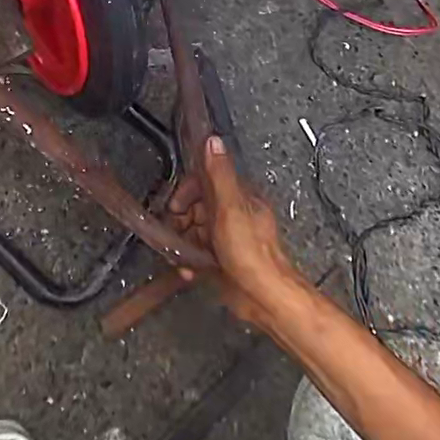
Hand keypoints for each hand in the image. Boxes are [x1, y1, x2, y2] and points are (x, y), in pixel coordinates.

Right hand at [168, 136, 304, 326]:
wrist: (263, 298)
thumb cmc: (253, 255)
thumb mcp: (231, 208)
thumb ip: (220, 174)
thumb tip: (214, 141)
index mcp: (239, 197)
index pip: (204, 182)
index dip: (186, 192)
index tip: (175, 206)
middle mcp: (235, 215)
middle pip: (196, 208)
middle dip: (181, 220)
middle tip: (175, 232)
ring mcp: (228, 239)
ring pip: (195, 232)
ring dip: (183, 242)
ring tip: (181, 253)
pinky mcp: (223, 261)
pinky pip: (199, 254)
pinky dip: (190, 261)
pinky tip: (189, 269)